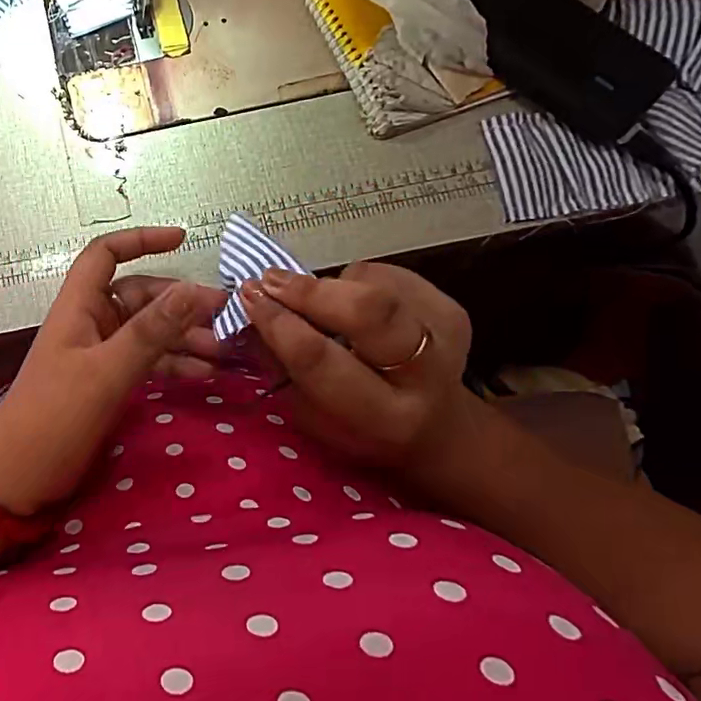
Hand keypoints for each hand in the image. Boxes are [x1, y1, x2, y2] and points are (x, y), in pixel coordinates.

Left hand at [0, 227, 227, 513]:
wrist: (18, 481)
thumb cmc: (54, 418)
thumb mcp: (106, 372)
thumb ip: (150, 332)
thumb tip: (193, 290)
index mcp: (78, 306)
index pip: (106, 254)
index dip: (141, 239)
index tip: (183, 240)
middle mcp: (90, 321)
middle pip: (141, 296)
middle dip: (181, 303)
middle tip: (225, 316)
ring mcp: (100, 352)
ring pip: (149, 330)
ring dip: (184, 337)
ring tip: (222, 351)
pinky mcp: (107, 380)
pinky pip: (147, 359)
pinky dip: (173, 363)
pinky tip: (203, 373)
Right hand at [240, 261, 476, 467]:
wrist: (435, 426)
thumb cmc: (358, 424)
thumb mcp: (314, 412)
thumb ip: (286, 364)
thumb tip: (253, 307)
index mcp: (381, 417)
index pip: (320, 359)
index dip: (280, 323)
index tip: (250, 296)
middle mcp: (423, 376)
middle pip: (366, 311)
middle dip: (309, 291)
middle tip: (271, 280)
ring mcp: (444, 336)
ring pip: (373, 285)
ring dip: (332, 286)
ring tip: (316, 301)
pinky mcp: (450, 308)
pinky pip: (388, 274)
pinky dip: (357, 280)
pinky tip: (353, 300)